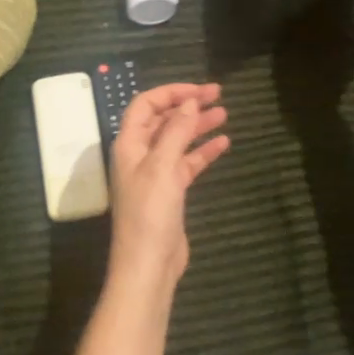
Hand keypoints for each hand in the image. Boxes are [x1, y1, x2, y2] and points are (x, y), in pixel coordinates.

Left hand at [110, 83, 229, 283]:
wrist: (148, 264)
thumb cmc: (150, 213)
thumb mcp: (162, 166)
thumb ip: (176, 131)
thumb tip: (190, 101)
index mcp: (129, 144)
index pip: (146, 105)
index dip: (172, 92)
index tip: (201, 90)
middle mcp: (139, 155)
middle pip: (163, 120)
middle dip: (188, 105)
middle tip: (218, 95)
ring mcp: (155, 174)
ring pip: (177, 140)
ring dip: (198, 126)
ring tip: (225, 114)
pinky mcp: (170, 192)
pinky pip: (187, 163)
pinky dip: (203, 151)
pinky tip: (224, 143)